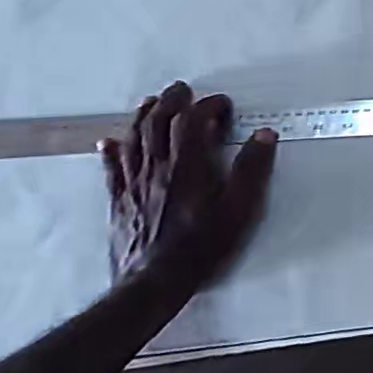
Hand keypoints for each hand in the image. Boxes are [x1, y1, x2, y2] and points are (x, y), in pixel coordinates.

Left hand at [99, 80, 277, 284]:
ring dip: (142, 116)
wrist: (153, 283)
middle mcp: (158, 168)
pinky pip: (111, 169)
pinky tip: (109, 142)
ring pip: (133, 139)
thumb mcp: (240, 208)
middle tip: (182, 89)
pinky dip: (110, 150)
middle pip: (158, 122)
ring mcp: (134, 184)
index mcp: (188, 166)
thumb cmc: (201, 245)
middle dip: (170, 100)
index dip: (209, 106)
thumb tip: (264, 136)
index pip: (193, 121)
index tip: (223, 106)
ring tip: (150, 103)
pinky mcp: (119, 201)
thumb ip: (252, 169)